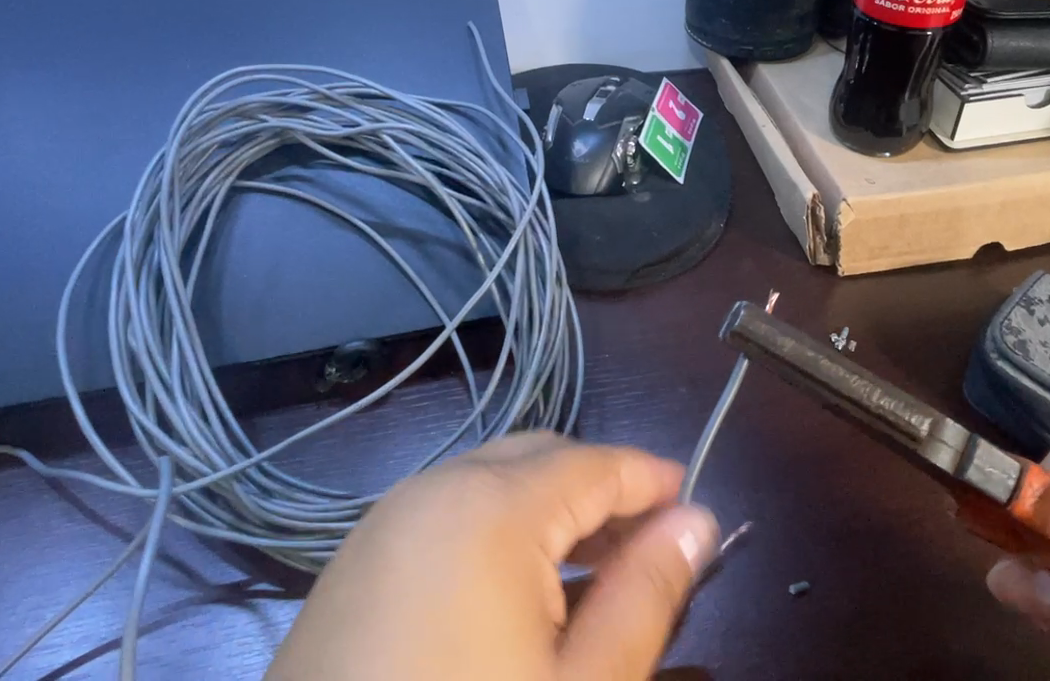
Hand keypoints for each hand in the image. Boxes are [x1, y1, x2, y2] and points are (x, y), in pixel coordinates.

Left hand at [267, 432, 718, 680]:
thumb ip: (647, 593)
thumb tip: (697, 521)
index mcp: (492, 506)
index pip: (595, 463)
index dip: (651, 477)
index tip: (694, 504)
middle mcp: (433, 489)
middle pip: (541, 457)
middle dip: (600, 488)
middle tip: (645, 545)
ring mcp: (382, 524)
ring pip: (490, 480)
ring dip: (547, 508)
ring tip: (588, 570)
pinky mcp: (352, 565)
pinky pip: (443, 514)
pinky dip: (493, 530)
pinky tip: (509, 594)